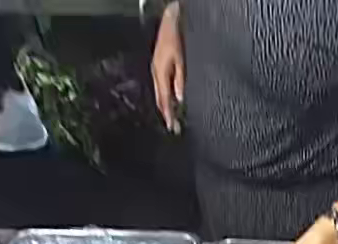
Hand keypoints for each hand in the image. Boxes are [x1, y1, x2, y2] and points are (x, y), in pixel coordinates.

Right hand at [151, 2, 184, 134]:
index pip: (165, 101)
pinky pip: (161, 88)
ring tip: (172, 120)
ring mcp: (156, 71)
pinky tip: (171, 104)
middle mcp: (156, 74)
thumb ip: (180, 80)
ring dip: (166, 108)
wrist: (168, 21)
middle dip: (167, 115)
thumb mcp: (180, 60)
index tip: (174, 128)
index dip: (169, 115)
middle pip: (161, 100)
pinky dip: (165, 99)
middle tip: (174, 129)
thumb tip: (180, 100)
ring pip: (160, 95)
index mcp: (161, 74)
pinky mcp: (159, 68)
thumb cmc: (175, 39)